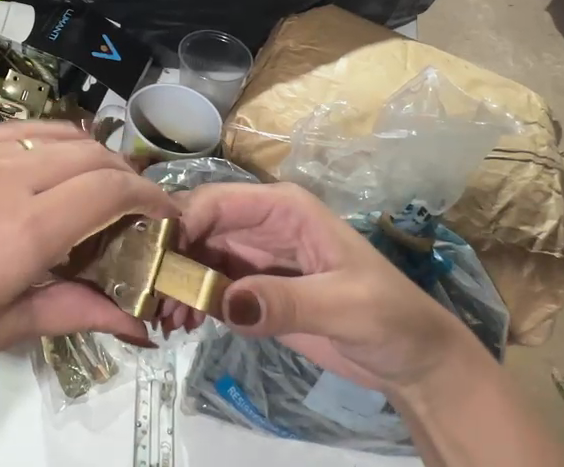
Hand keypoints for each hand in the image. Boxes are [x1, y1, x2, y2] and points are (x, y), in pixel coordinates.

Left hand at [0, 122, 176, 382]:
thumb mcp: (5, 328)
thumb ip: (77, 311)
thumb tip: (138, 322)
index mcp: (26, 228)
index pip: (112, 191)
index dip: (151, 199)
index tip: (167, 218)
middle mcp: (7, 176)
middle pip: (93, 155)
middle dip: (128, 177)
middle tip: (136, 209)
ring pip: (58, 132)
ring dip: (91, 153)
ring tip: (97, 186)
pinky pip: (17, 128)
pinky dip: (49, 139)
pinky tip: (48, 165)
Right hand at [158, 182, 481, 396]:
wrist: (416, 362)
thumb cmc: (391, 318)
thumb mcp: (344, 307)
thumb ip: (285, 301)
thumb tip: (225, 302)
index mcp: (283, 207)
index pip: (217, 201)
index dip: (181, 222)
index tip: (154, 259)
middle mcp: (260, 223)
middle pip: (197, 226)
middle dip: (169, 255)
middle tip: (147, 293)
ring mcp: (253, 256)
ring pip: (196, 256)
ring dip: (175, 282)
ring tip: (163, 319)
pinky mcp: (251, 288)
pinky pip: (208, 285)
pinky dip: (189, 301)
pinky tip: (180, 325)